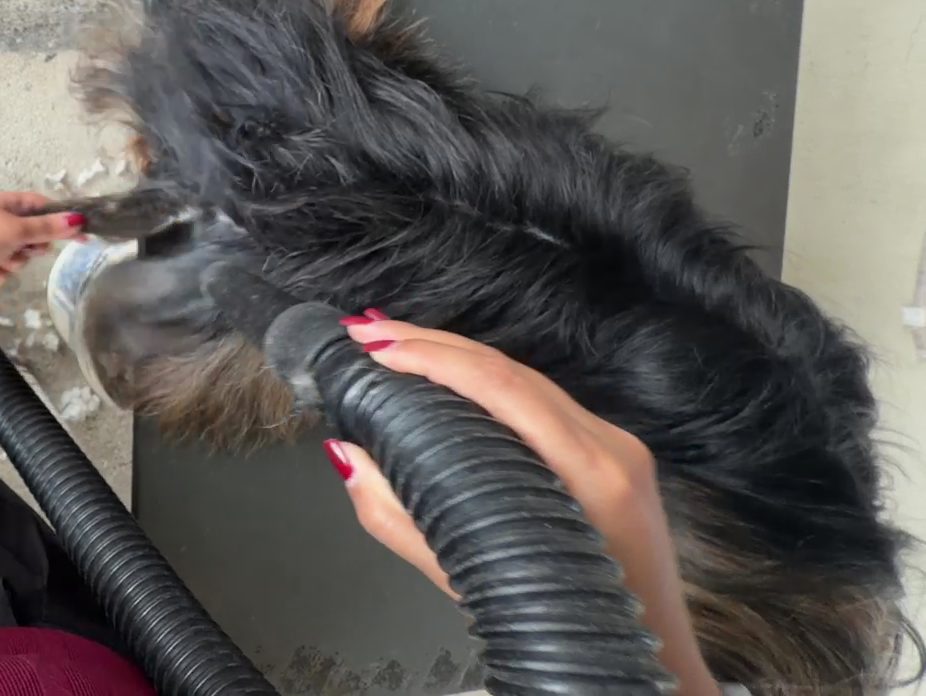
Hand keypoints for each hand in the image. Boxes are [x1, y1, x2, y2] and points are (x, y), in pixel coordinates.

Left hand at [0, 192, 84, 288]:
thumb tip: (78, 219)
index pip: (43, 206)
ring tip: (0, 264)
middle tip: (25, 251)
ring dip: (13, 262)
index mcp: (7, 202)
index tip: (81, 236)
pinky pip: (0, 266)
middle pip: (31, 232)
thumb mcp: (16, 232)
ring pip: (17, 253)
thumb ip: (47, 228)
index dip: (62, 220)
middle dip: (31, 247)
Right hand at [326, 318, 719, 695]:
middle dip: (426, 340)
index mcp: (590, 475)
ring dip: (446, 349)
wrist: (647, 659)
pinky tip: (434, 361)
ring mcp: (611, 441)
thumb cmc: (560, 622)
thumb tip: (345, 456)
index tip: (375, 350)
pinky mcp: (604, 444)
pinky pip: (528, 389)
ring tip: (384, 337)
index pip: (502, 386)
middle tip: (361, 332)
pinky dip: (472, 369)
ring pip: (517, 370)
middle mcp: (608, 445)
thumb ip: (395, 517)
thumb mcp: (464, 577)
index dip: (434, 358)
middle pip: (506, 366)